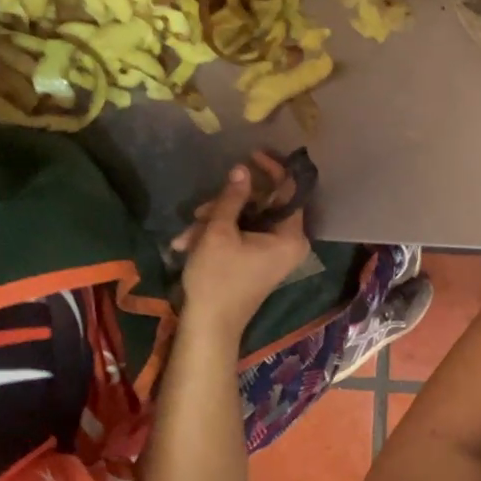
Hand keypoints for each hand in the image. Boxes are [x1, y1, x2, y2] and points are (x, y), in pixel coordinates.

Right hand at [171, 153, 312, 339]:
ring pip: (248, 220)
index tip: (252, 155)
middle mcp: (291, 242)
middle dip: (228, 204)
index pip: (289, 191)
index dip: (272, 170)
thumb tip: (242, 169)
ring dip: (216, 221)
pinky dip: (218, 235)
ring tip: (187, 235)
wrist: (208, 326)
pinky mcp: (259, 260)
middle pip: (264, 205)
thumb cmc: (217, 278)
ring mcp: (276, 252)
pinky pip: (243, 236)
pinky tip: (188, 243)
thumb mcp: (219, 233)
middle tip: (201, 210)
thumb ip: (233, 198)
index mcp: (292, 235)